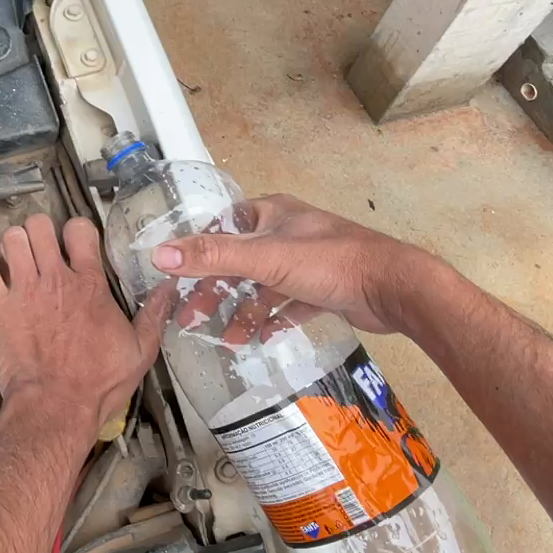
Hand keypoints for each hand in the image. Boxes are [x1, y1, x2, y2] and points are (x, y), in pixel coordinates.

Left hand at [0, 215, 169, 443]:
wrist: (54, 407)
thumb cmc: (97, 382)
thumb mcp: (139, 351)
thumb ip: (153, 315)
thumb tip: (170, 288)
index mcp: (89, 284)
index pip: (79, 228)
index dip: (76, 230)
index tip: (75, 242)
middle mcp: (54, 278)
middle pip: (39, 225)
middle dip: (40, 230)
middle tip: (42, 247)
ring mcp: (22, 290)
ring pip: (11, 239)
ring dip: (14, 245)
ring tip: (19, 259)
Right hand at [149, 194, 445, 335]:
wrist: (394, 288)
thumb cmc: (328, 262)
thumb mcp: (263, 258)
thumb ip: (211, 256)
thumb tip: (158, 255)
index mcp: (270, 214)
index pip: (222, 229)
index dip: (198, 253)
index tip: (177, 280)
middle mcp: (286, 232)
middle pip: (240, 261)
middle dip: (217, 290)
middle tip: (194, 319)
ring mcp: (307, 260)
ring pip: (263, 285)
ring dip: (244, 310)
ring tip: (229, 339)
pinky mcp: (324, 286)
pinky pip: (289, 302)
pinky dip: (273, 318)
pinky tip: (262, 337)